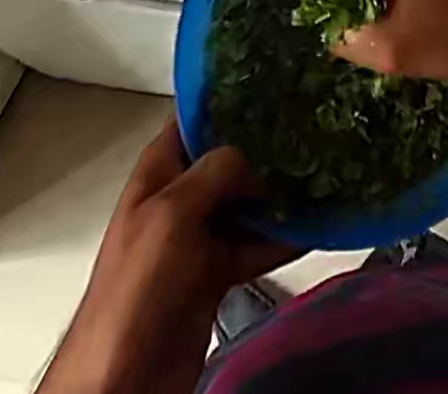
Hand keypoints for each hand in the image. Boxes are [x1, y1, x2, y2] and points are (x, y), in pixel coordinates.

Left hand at [41, 119, 298, 393]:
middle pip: (230, 158)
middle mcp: (181, 196)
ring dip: (281, 191)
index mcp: (160, 171)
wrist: (124, 376)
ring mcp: (200, 234)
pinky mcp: (218, 269)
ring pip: (249, 200)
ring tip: (322, 171)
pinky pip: (258, 243)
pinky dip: (285, 235)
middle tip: (309, 126)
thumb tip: (251, 155)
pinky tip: (316, 223)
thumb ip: (213, 173)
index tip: (268, 83)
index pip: (194, 118)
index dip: (226, 98)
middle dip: (265, 146)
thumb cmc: (134, 289)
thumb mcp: (170, 215)